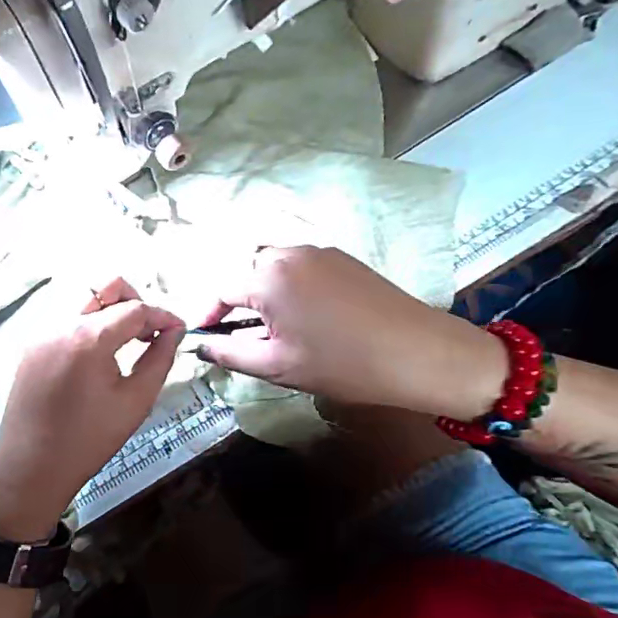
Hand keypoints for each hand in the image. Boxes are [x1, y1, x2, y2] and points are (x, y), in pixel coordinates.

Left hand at [0, 279, 184, 541]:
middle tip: (151, 332)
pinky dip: (91, 324)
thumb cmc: (90, 440)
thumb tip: (174, 332)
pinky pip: (67, 318)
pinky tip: (102, 355)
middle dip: (136, 301)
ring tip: (128, 342)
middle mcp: (60, 324)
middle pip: (105, 286)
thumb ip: (160, 359)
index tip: (180, 330)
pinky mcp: (31, 345)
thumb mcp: (136, 400)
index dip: (164, 316)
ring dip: (112, 310)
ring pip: (84, 299)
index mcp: (88, 338)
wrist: (31, 468)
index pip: (135, 308)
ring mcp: (40, 332)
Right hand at [194, 246, 504, 419]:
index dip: (209, 315)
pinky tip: (314, 319)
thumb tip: (203, 346)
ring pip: (279, 269)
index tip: (206, 338)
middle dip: (243, 304)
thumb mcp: (279, 366)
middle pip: (251, 274)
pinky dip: (296, 289)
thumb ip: (232, 354)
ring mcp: (322, 251)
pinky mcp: (346, 259)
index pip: (223, 289)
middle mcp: (291, 252)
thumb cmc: (341, 364)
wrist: (414, 351)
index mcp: (269, 276)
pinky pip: (306, 268)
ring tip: (284, 331)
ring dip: (271, 295)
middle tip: (252, 340)